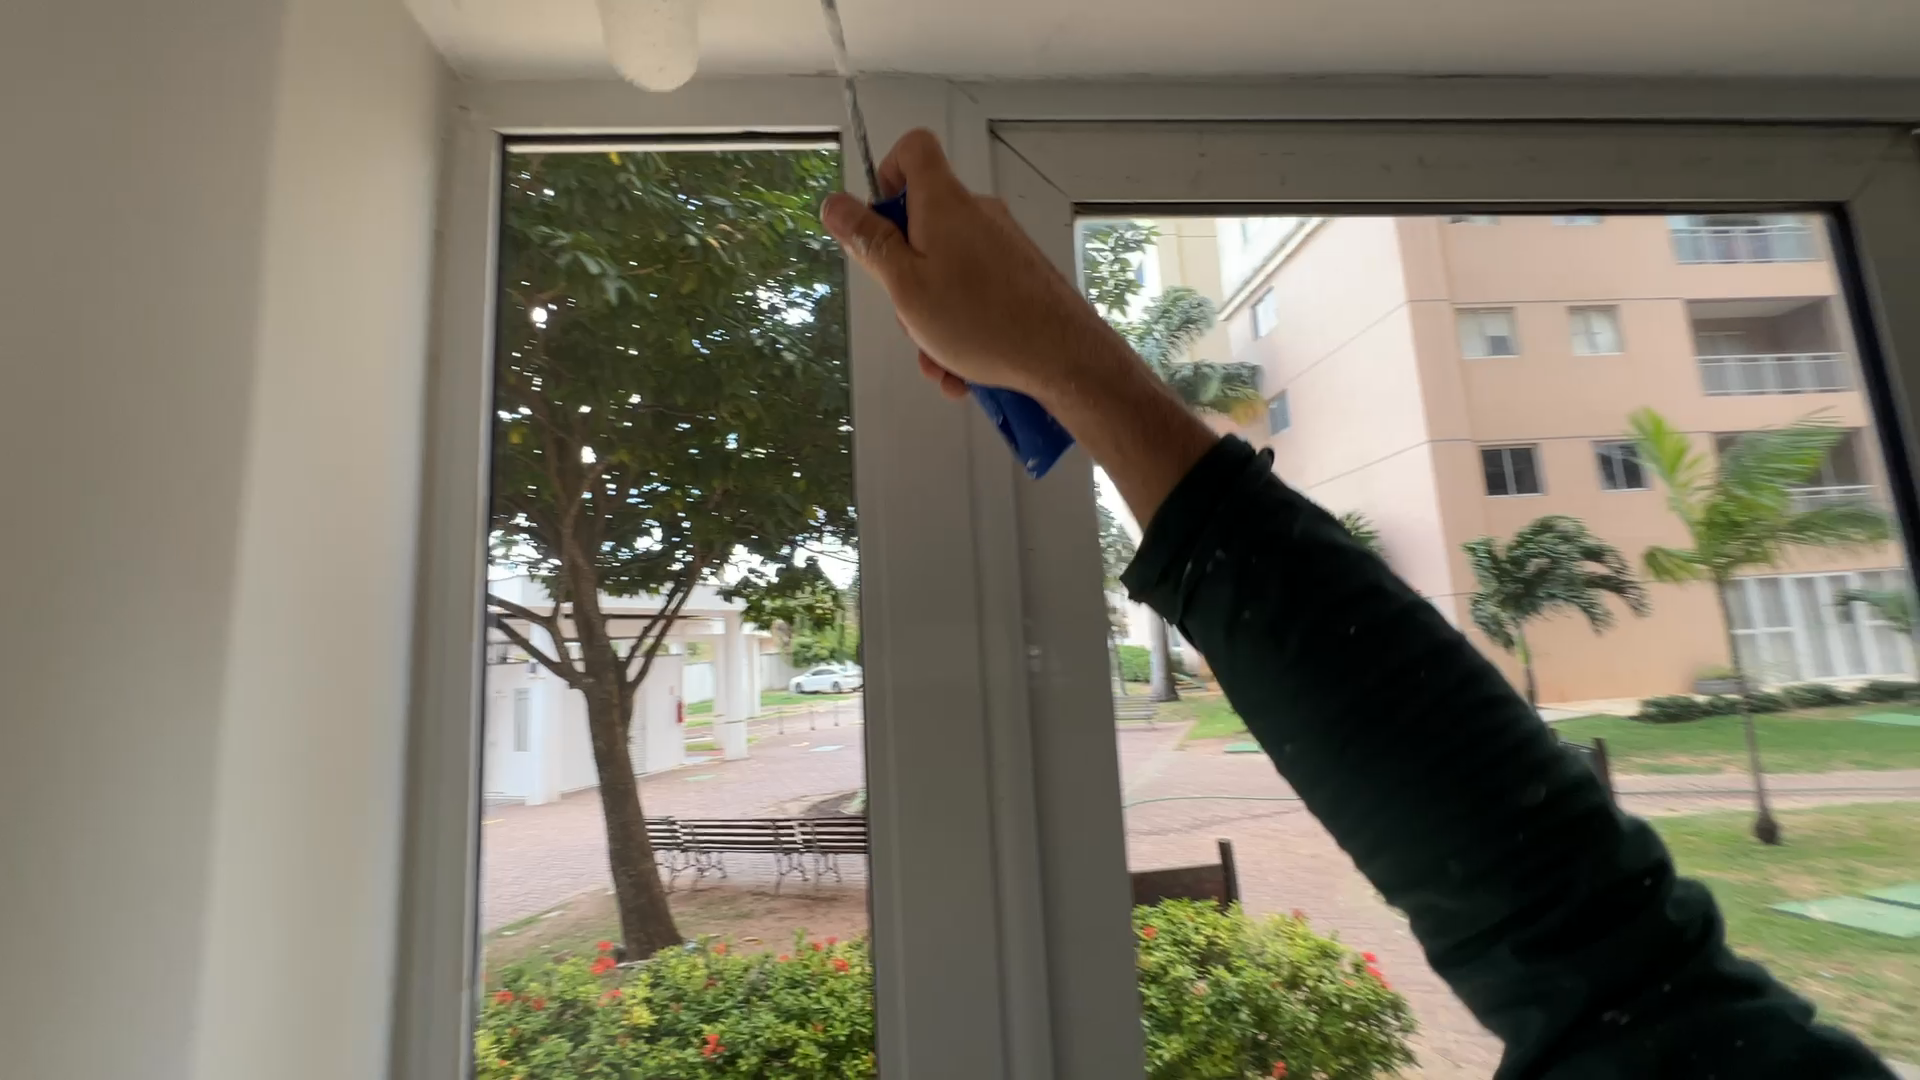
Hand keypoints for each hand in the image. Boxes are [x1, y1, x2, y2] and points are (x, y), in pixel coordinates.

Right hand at [820, 129, 1125, 405]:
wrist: (1062, 357)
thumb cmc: (980, 320)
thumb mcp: (906, 286)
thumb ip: (870, 243)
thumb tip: (835, 203)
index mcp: (944, 204)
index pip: (914, 150)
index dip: (887, 176)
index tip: (879, 224)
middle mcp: (978, 216)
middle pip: (925, 228)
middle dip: (906, 279)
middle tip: (910, 320)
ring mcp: (1004, 249)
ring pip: (949, 275)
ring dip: (933, 322)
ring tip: (940, 364)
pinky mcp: (1022, 280)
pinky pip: (977, 298)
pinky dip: (963, 332)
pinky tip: (963, 373)